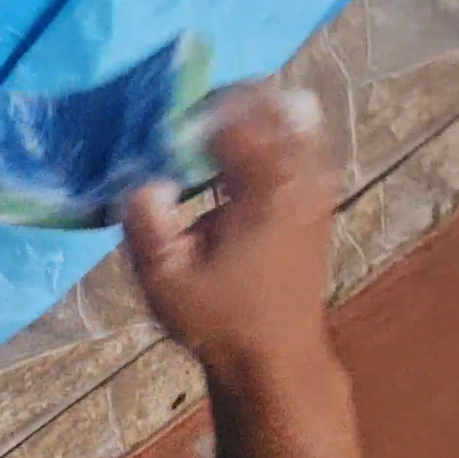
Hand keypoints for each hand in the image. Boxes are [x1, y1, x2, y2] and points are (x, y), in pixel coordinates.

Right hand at [123, 84, 340, 377]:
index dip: (191, 119)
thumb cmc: (212, 315)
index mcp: (266, 192)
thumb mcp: (162, 277)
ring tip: (197, 135)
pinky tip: (224, 157)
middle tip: (175, 126)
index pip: (235, 123)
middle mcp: (303, 178)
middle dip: (224, 107)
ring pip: (294, 119)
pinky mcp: (314, 198)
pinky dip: (264, 136)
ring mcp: (316, 186)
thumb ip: (147, 224)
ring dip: (246, 118)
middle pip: (275, 107)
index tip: (152, 131)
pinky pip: (298, 143)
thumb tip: (142, 181)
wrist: (270, 350)